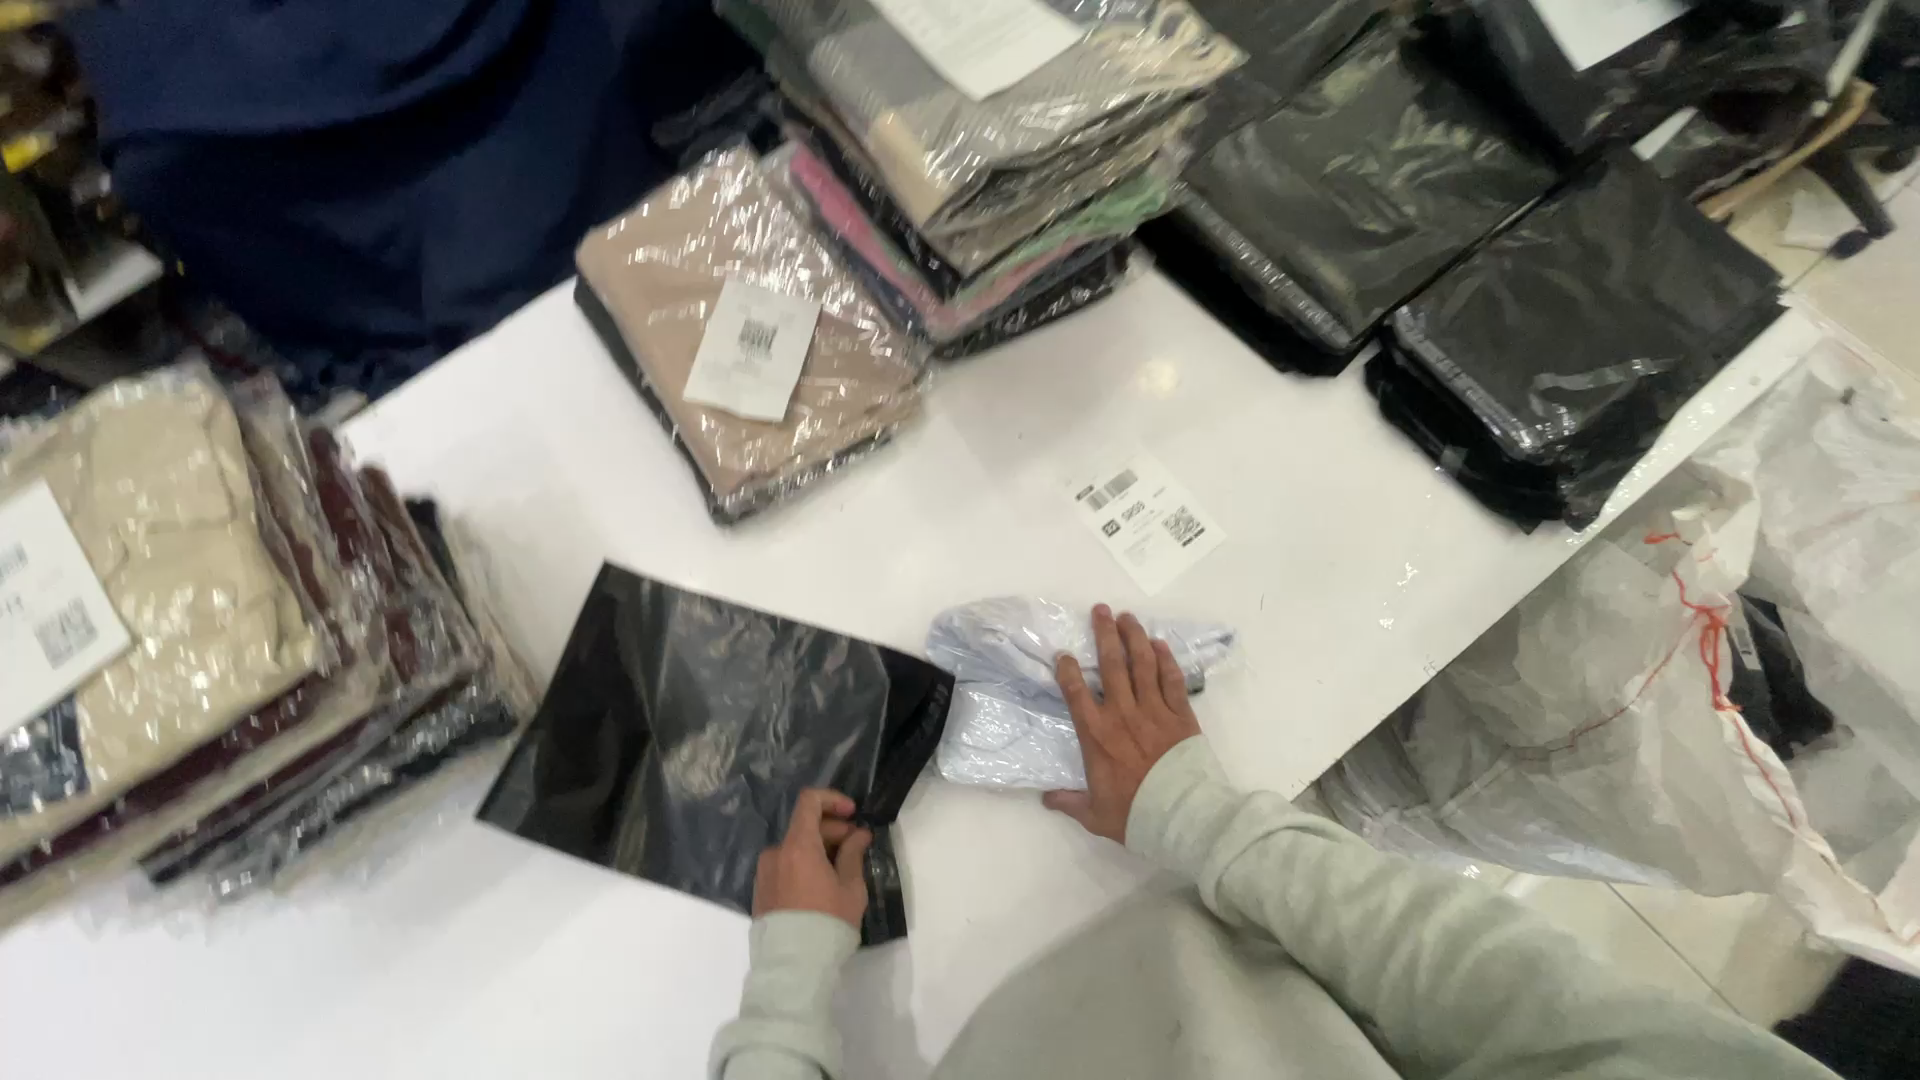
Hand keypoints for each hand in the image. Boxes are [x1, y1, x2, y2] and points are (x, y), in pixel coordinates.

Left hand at [753, 788, 872, 930]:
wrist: (792, 970)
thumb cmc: (827, 924)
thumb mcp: (850, 888)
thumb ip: (853, 854)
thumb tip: (858, 835)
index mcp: (797, 846)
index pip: (809, 802)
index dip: (833, 800)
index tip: (852, 814)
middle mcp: (775, 853)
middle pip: (805, 826)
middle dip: (832, 830)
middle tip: (856, 847)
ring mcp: (765, 874)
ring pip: (795, 848)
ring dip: (819, 849)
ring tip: (841, 871)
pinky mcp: (761, 893)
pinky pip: (785, 866)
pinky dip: (804, 865)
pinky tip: (821, 885)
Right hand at [1044, 604, 1200, 843]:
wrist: (1184, 818)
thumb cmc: (1136, 815)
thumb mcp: (1095, 815)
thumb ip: (1070, 803)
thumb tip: (1047, 799)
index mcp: (1097, 734)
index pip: (1076, 692)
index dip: (1068, 670)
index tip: (1064, 654)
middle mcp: (1123, 714)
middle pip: (1111, 665)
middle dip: (1104, 634)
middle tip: (1100, 611)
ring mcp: (1154, 711)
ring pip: (1142, 664)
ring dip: (1134, 637)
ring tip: (1127, 617)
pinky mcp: (1181, 715)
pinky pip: (1171, 680)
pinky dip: (1165, 660)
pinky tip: (1159, 644)